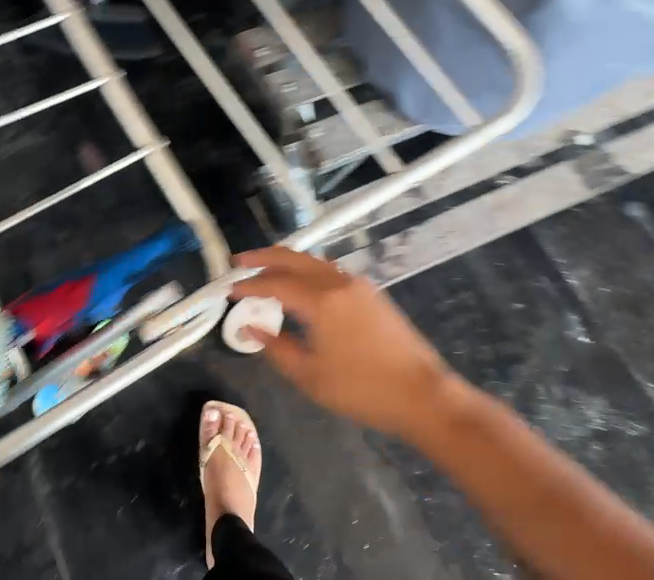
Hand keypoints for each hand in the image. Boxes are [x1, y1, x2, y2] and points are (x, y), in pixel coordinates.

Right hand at [233, 247, 461, 439]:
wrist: (425, 397)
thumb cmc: (364, 390)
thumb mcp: (311, 377)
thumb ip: (277, 348)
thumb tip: (253, 328)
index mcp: (321, 301)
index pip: (274, 283)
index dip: (248, 285)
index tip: (228, 289)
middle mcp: (338, 283)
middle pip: (293, 258)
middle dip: (263, 257)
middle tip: (239, 261)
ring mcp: (359, 286)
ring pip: (313, 262)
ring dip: (286, 262)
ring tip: (266, 270)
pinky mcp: (372, 295)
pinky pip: (329, 272)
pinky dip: (307, 271)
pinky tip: (301, 285)